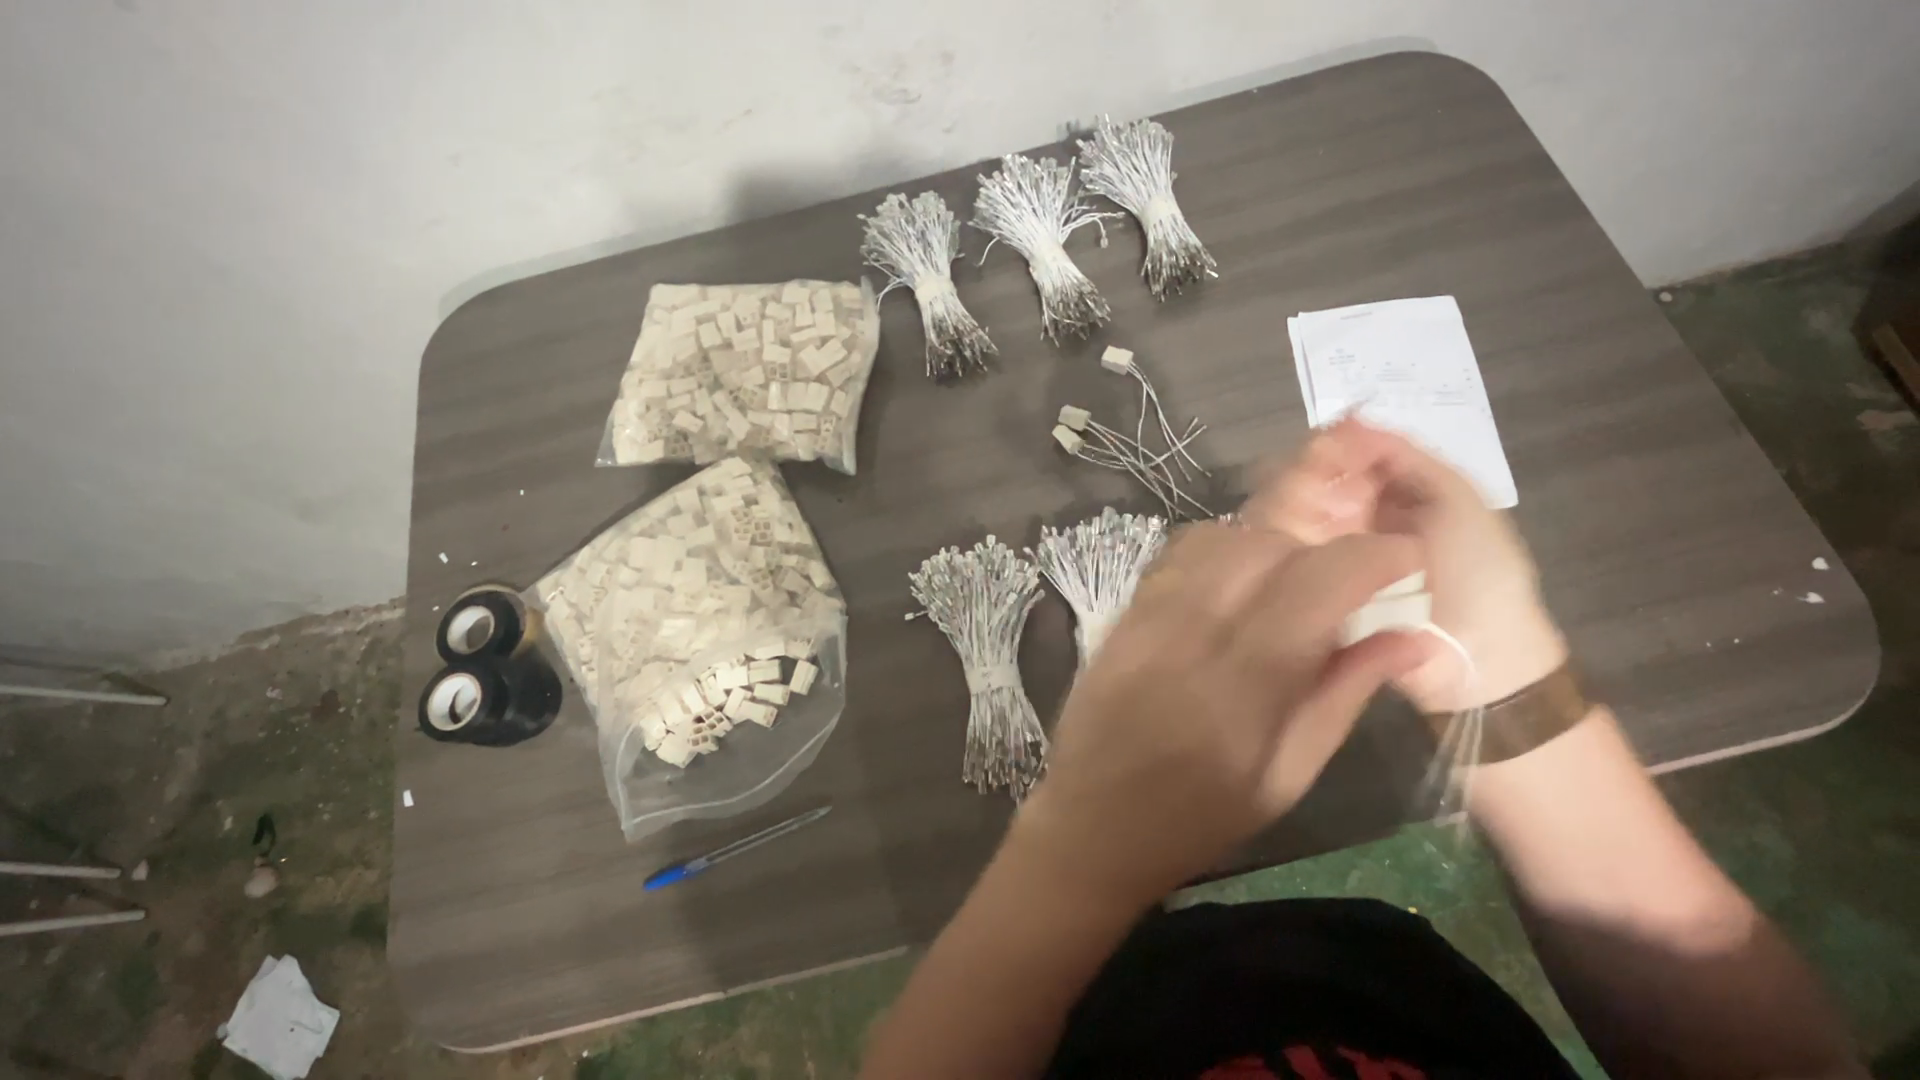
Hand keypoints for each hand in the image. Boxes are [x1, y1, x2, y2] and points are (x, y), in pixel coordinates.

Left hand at [1011, 521, 1436, 905]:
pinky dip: (1222, 550)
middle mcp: (1187, 637)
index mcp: (1238, 691)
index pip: (1314, 587)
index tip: (1407, 560)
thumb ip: (1343, 696)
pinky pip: (1177, 555)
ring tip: (1293, 585)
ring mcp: (1144, 619)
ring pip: (1220, 539)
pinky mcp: (1119, 615)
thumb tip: (1411, 638)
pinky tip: (1238, 584)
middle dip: (1324, 551)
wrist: (1089, 825)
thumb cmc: (1196, 820)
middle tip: (1349, 586)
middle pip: (1267, 547)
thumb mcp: (1285, 778)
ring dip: (1272, 546)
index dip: (1372, 557)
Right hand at [1244, 418, 1567, 711]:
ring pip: (1291, 512)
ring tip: (1287, 507)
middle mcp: (1355, 517)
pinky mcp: (1310, 586)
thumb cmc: (1479, 572)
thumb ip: (1406, 455)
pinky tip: (1272, 532)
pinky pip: (1284, 553)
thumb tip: (1350, 417)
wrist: (1476, 657)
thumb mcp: (1457, 498)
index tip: (1319, 447)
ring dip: (1285, 503)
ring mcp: (1329, 553)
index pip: (1348, 453)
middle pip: (1313, 481)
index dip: (1331, 445)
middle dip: (1302, 474)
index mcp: (1393, 492)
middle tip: (1296, 481)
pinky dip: (1274, 538)